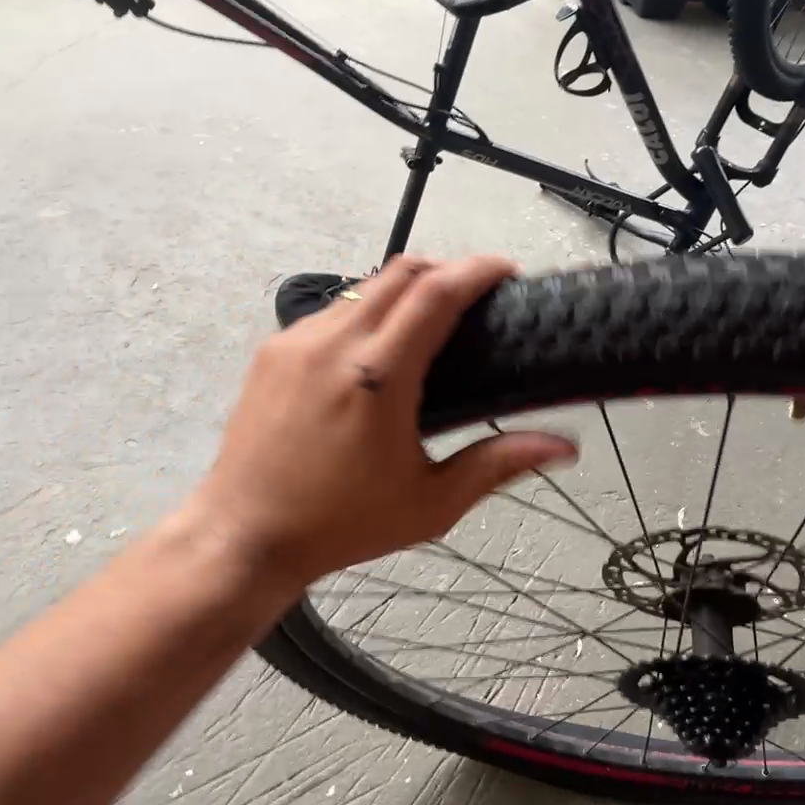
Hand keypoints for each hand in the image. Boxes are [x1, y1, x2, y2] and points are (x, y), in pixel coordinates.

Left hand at [186, 255, 577, 591]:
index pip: (436, 292)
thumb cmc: (340, 525)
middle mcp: (334, 343)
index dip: (477, 270)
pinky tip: (377, 347)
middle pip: (401, 270)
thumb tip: (561, 447)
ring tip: (431, 318)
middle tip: (476, 293)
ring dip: (405, 287)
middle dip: (446, 268)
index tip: (505, 270)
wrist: (243, 536)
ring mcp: (296, 341)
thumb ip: (498, 464)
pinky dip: (367, 310)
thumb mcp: (431, 502)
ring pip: (364, 285)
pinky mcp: (272, 350)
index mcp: (379, 376)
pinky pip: (332, 310)